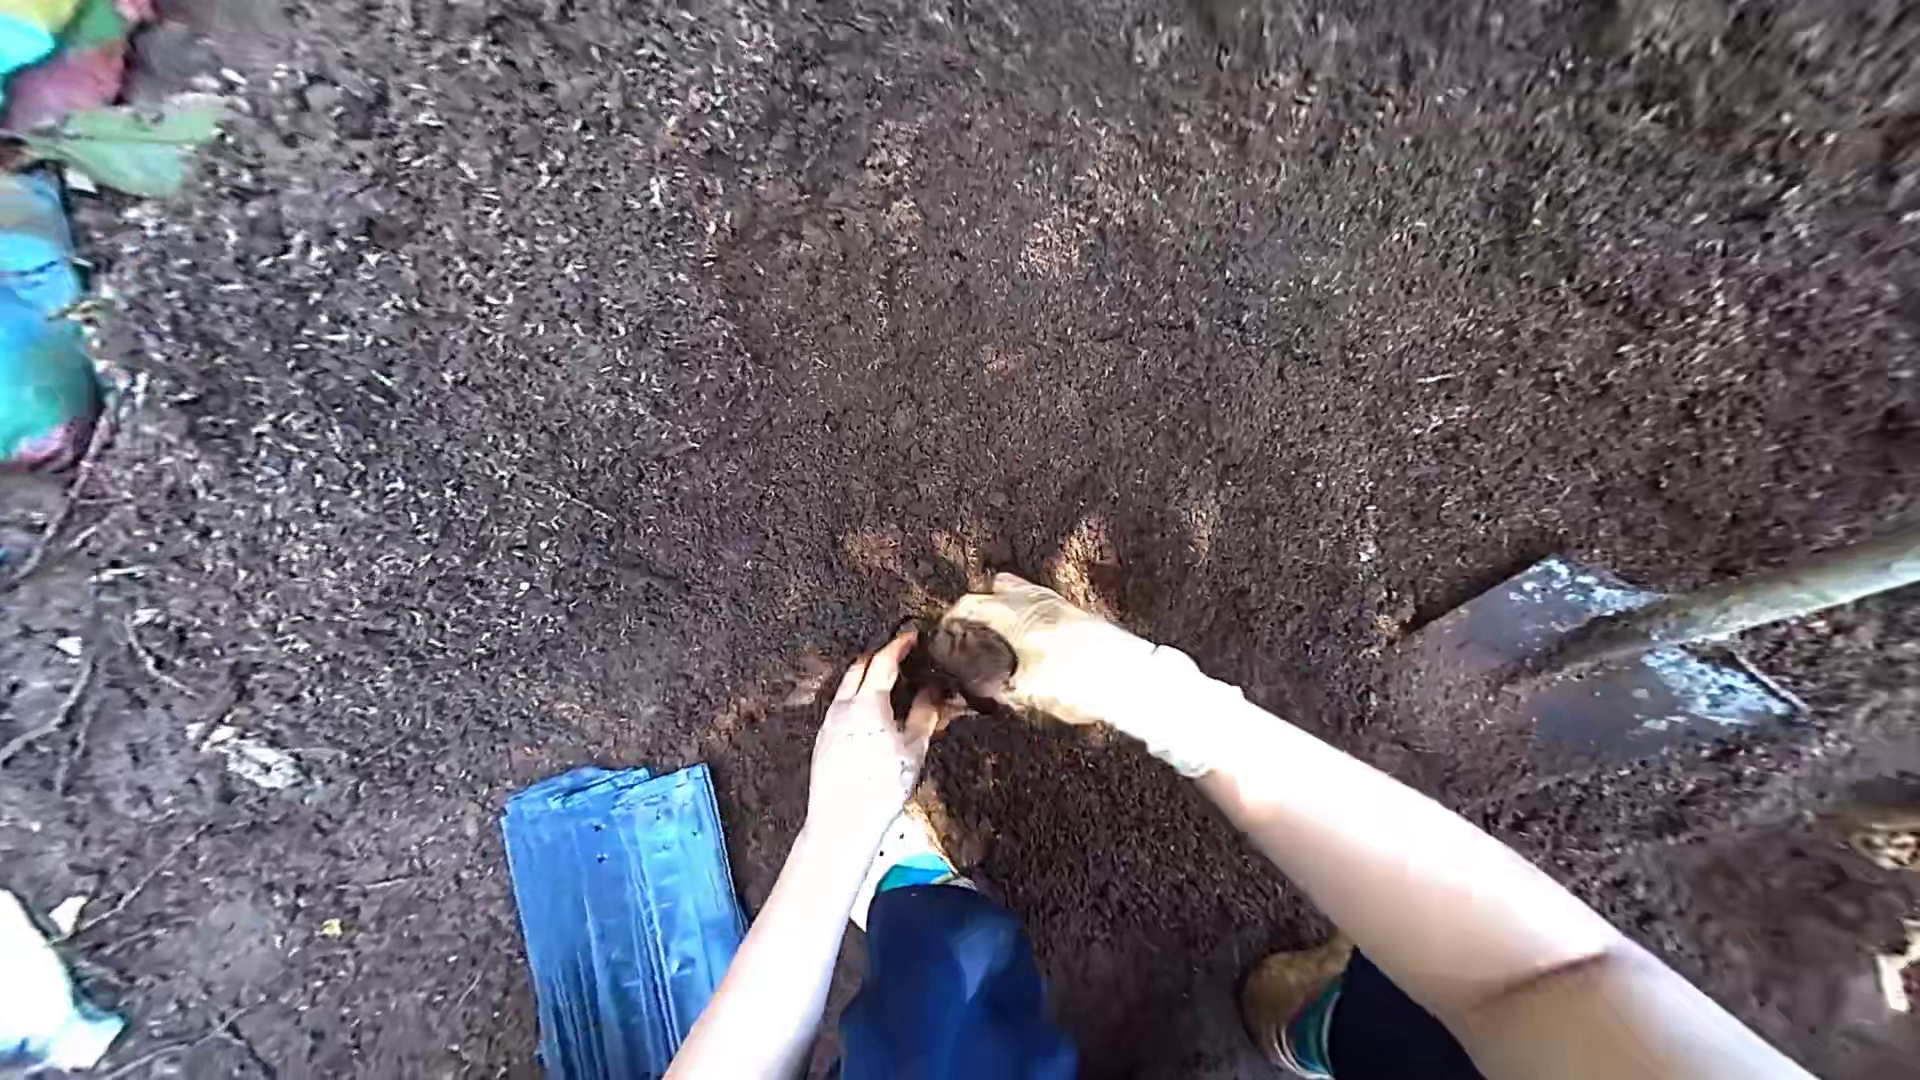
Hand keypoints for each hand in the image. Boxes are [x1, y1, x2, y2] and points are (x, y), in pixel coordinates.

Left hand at [807, 630, 947, 848]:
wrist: (842, 822)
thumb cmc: (880, 789)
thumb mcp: (914, 748)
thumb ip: (925, 713)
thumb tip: (933, 692)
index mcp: (868, 703)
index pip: (884, 661)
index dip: (899, 645)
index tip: (910, 638)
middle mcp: (844, 707)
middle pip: (860, 666)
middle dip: (879, 654)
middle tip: (898, 653)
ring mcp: (830, 722)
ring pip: (847, 685)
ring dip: (866, 676)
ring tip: (886, 682)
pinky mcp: (823, 739)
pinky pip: (840, 705)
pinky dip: (856, 697)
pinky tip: (869, 713)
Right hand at [938, 573, 1155, 725]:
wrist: (1130, 679)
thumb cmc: (1079, 681)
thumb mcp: (1028, 693)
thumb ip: (1001, 689)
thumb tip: (988, 691)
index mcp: (1015, 613)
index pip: (971, 603)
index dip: (953, 616)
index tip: (946, 628)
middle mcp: (1034, 600)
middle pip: (996, 587)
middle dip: (981, 602)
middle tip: (972, 626)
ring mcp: (1058, 602)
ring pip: (1021, 591)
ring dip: (1006, 604)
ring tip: (1000, 631)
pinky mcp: (1076, 612)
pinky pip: (1040, 601)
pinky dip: (1027, 611)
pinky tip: (1030, 635)